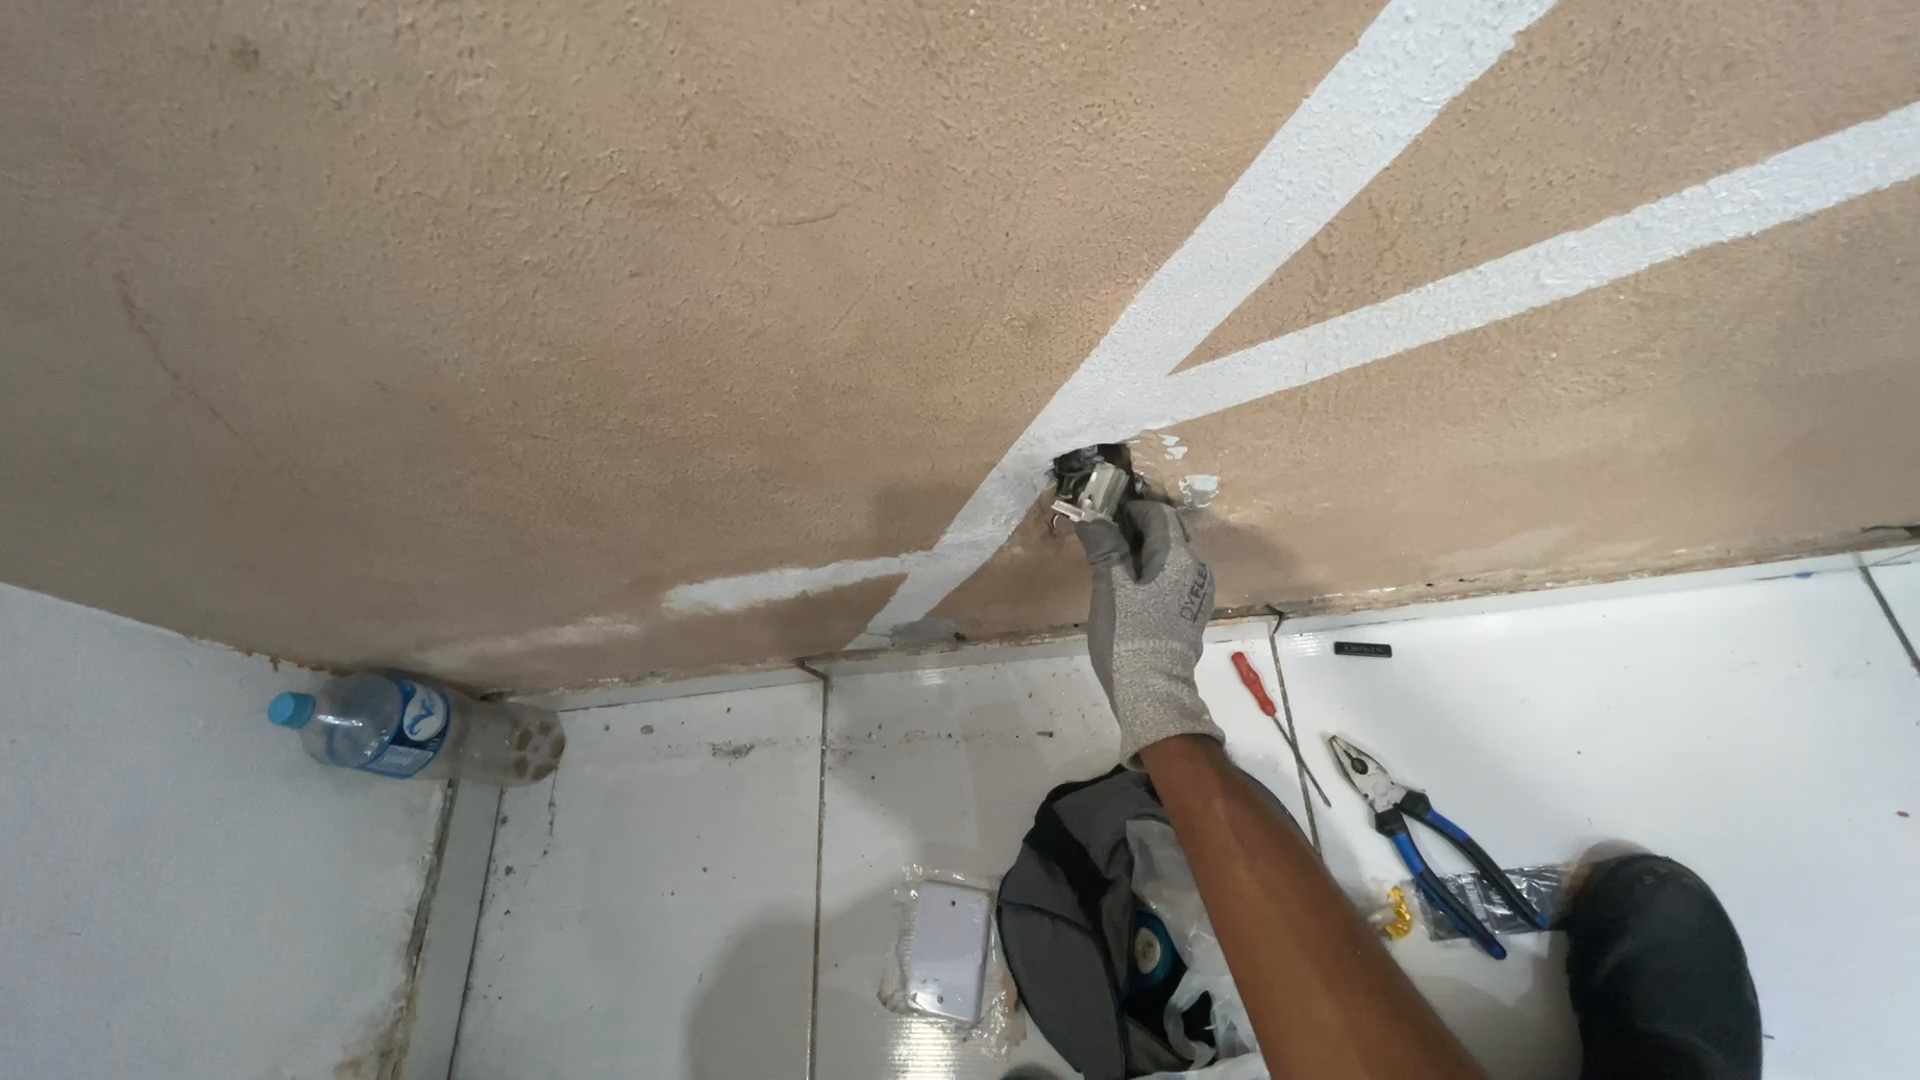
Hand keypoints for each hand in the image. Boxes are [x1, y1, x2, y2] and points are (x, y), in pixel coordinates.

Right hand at [1075, 499, 1222, 763]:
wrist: (1152, 692)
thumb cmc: (1129, 636)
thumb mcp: (1109, 587)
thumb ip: (1103, 547)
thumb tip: (1091, 516)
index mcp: (1178, 557)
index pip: (1158, 514)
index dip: (1130, 508)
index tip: (1102, 514)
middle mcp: (1196, 568)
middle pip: (1169, 532)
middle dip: (1137, 528)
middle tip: (1104, 535)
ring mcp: (1197, 592)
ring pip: (1171, 556)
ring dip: (1144, 549)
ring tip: (1112, 560)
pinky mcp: (1190, 612)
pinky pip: (1172, 577)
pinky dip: (1151, 570)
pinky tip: (1129, 586)